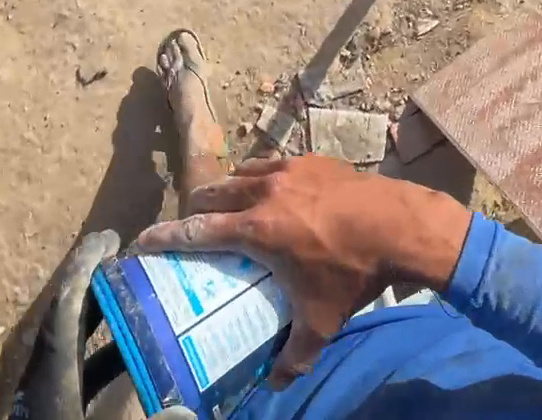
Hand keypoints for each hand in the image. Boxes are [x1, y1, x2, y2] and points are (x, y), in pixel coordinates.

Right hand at [137, 155, 472, 387]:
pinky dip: (261, 176)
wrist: (398, 223)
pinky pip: (273, 164)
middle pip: (215, 192)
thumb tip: (276, 383)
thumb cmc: (353, 272)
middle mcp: (265, 192)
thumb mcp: (320, 321)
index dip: (166, 235)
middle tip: (192, 224)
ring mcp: (290, 169)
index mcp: (257, 228)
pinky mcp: (312, 158)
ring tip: (229, 206)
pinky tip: (273, 189)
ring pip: (243, 172)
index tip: (142, 240)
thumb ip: (293, 355)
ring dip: (228, 188)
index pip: (197, 229)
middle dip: (197, 207)